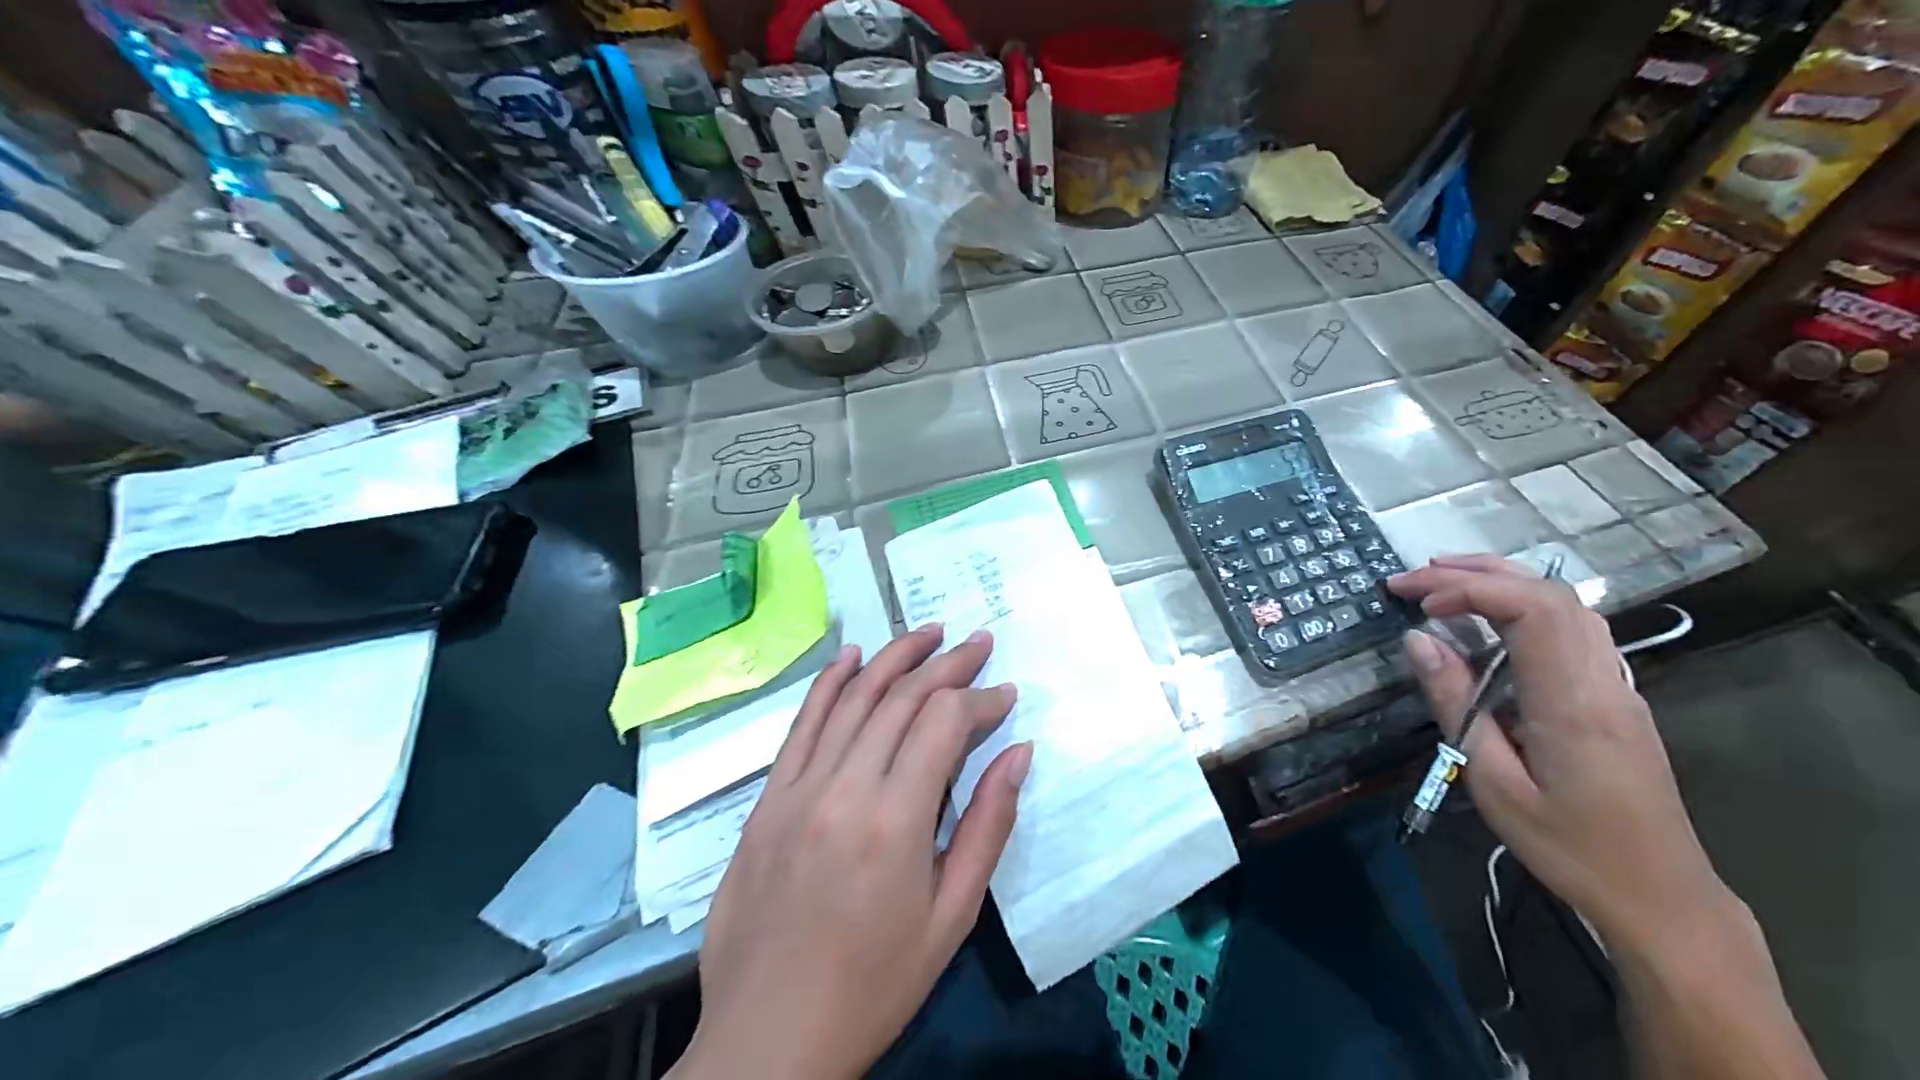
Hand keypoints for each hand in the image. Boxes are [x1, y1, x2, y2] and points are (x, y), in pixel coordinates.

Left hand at [670, 625, 1030, 1079]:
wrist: (768, 1038)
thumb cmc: (874, 985)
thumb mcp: (951, 918)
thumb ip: (987, 826)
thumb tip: (1019, 753)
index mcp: (895, 821)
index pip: (943, 724)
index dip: (980, 699)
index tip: (1006, 695)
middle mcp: (843, 788)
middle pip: (901, 699)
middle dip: (946, 664)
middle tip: (977, 642)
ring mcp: (797, 788)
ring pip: (852, 698)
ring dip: (894, 658)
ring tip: (928, 632)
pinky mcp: (767, 798)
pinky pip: (801, 724)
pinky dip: (830, 682)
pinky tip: (854, 656)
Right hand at [1388, 556, 1735, 952]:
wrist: (1660, 896)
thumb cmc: (1568, 846)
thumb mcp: (1492, 781)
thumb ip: (1455, 703)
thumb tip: (1418, 640)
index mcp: (1574, 704)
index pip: (1533, 610)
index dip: (1470, 589)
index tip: (1417, 603)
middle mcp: (1603, 681)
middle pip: (1550, 594)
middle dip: (1476, 573)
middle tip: (1413, 578)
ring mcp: (1617, 685)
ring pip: (1567, 605)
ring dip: (1502, 581)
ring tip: (1441, 582)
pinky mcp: (1614, 696)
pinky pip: (1572, 628)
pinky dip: (1521, 605)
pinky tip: (1486, 618)